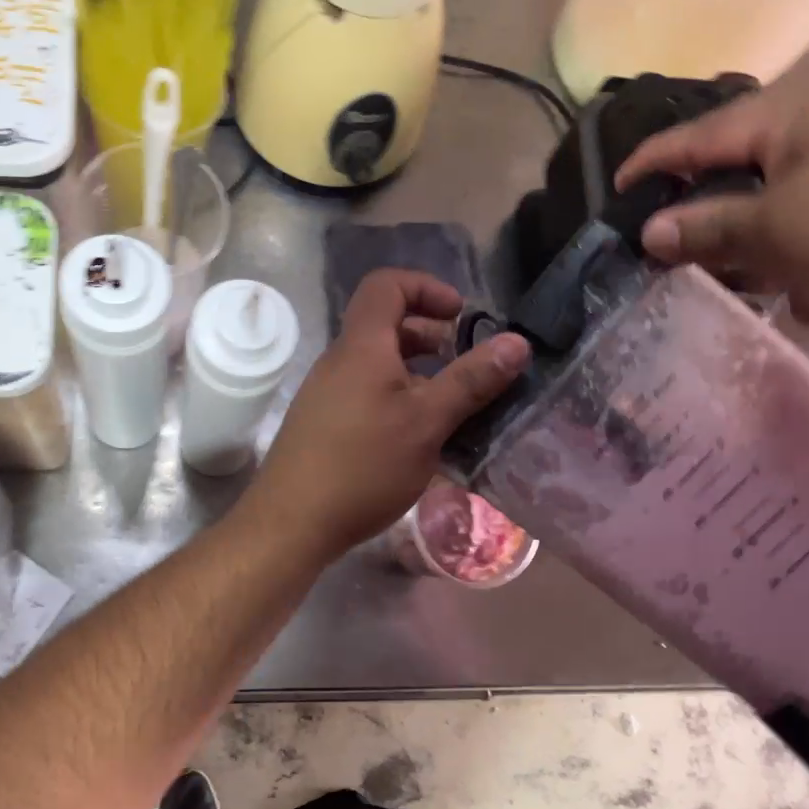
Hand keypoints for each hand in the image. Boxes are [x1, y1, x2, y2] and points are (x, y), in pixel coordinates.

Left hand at [241, 270, 529, 559]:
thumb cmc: (362, 467)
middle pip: (384, 327)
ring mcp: (324, 396)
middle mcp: (337, 363)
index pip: (387, 285)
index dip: (427, 287)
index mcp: (361, 347)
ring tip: (449, 409)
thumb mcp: (427, 423)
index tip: (460, 316)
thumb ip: (471, 381)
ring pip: (376, 368)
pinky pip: (365, 397)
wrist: (290, 523)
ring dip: (417, 376)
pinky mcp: (320, 428)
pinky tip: (417, 442)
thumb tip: (518, 342)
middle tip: (463, 366)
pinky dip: (396, 403)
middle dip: (429, 337)